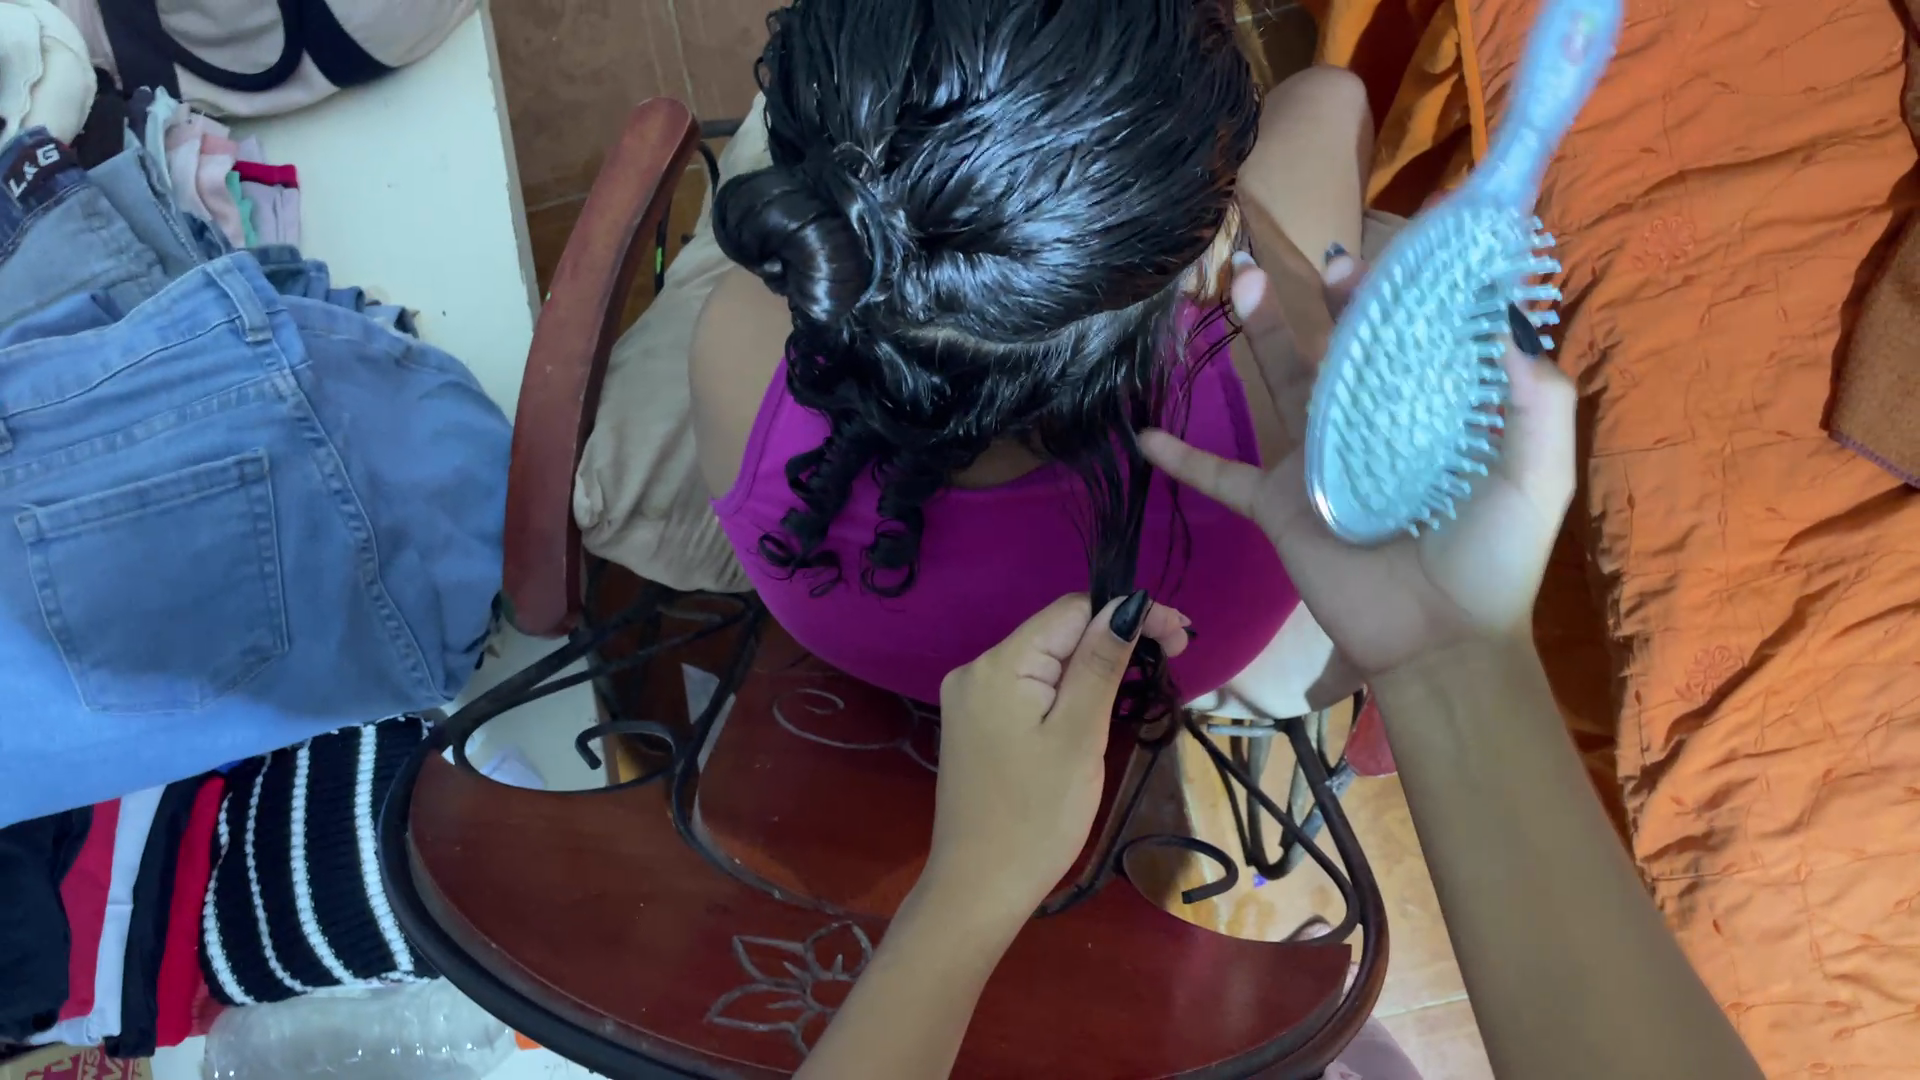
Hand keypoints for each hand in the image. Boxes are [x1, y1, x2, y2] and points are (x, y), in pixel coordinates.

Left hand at [927, 592, 1190, 920]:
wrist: (979, 887)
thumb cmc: (1037, 816)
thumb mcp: (1079, 735)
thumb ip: (1100, 663)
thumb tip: (1126, 604)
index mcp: (998, 664)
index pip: (1070, 611)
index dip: (1126, 613)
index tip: (1179, 636)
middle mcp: (975, 668)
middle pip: (1055, 633)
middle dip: (1112, 639)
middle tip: (1171, 659)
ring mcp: (970, 696)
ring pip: (1044, 661)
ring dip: (1090, 665)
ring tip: (1137, 686)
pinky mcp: (974, 722)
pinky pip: (1026, 688)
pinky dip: (1063, 690)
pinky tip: (1090, 707)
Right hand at [1141, 227, 1576, 678]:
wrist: (1436, 639)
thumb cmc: (1490, 561)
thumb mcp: (1535, 478)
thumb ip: (1535, 402)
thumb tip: (1505, 322)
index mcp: (1426, 418)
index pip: (1404, 343)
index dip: (1389, 298)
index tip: (1378, 258)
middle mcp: (1365, 430)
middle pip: (1333, 353)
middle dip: (1316, 304)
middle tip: (1298, 258)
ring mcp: (1312, 465)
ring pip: (1277, 391)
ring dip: (1256, 340)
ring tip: (1237, 286)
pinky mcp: (1274, 503)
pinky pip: (1219, 476)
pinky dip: (1183, 458)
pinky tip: (1147, 434)